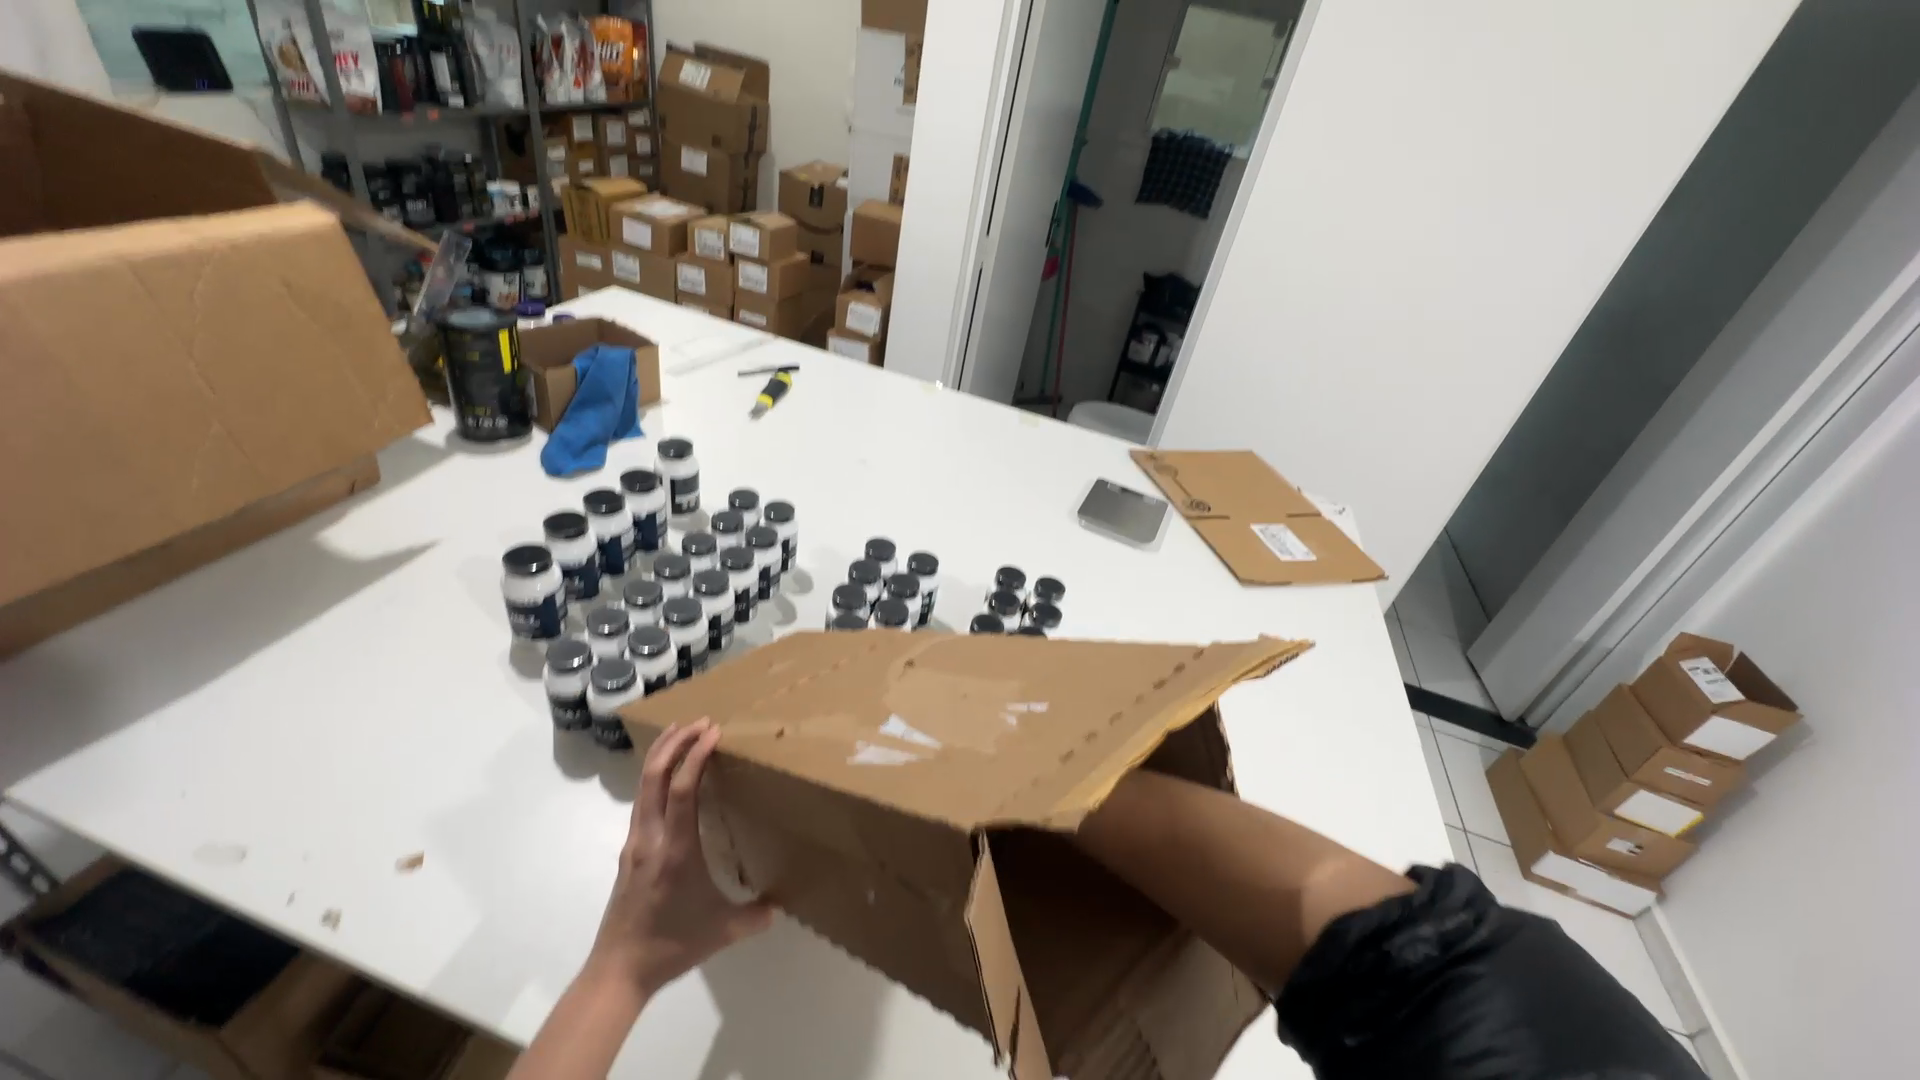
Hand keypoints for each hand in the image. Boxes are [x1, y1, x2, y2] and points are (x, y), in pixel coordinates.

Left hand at [586, 718, 774, 998]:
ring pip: (643, 786)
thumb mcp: (722, 931)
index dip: (696, 756)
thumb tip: (782, 905)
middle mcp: (651, 838)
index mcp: (676, 850)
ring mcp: (635, 843)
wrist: (618, 970)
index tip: (713, 732)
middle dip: (675, 742)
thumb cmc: (672, 945)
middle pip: (654, 776)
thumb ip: (755, 915)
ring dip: (661, 755)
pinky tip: (669, 778)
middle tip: (700, 721)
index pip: (683, 790)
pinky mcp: (629, 851)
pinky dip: (655, 778)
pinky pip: (642, 801)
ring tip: (681, 734)